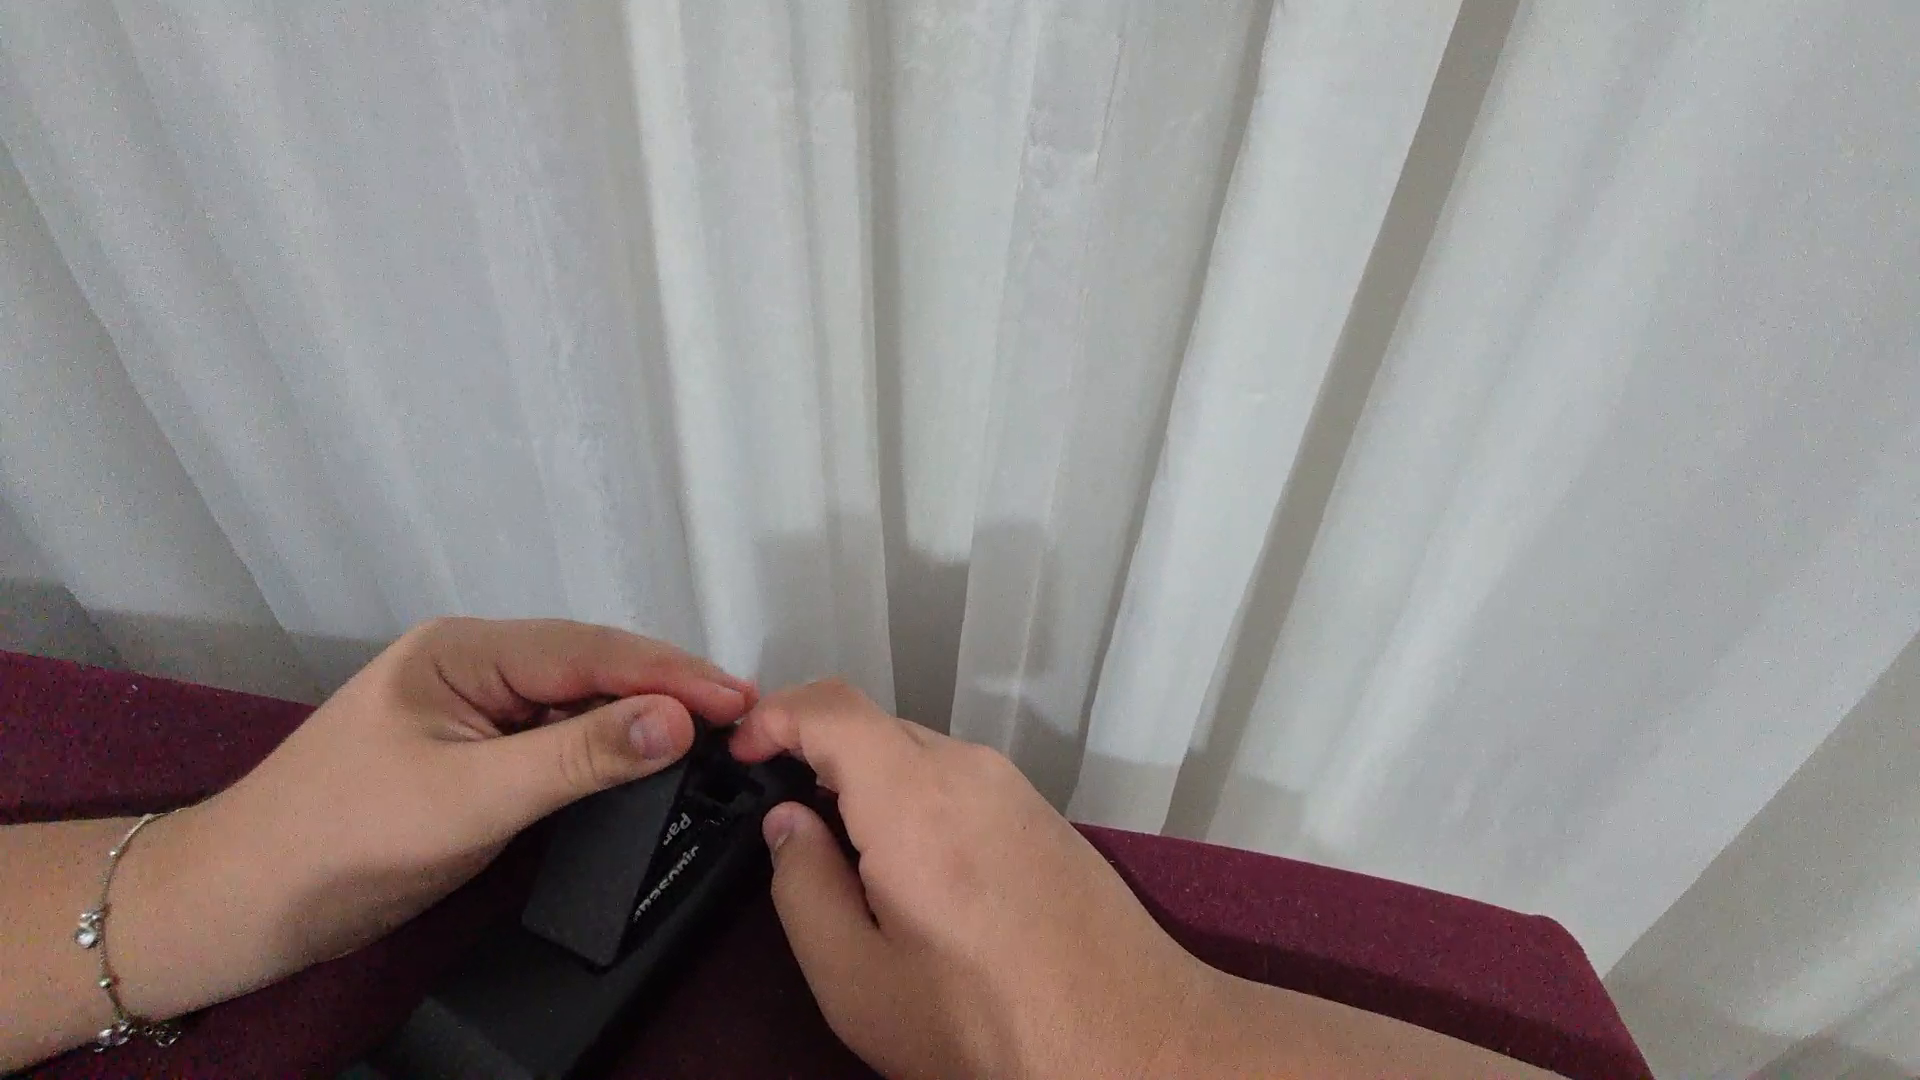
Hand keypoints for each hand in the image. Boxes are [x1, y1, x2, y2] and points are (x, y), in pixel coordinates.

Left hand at [117, 617, 754, 1018]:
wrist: (233, 911)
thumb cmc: (341, 846)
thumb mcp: (469, 800)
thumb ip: (579, 755)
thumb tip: (680, 721)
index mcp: (468, 650)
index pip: (592, 652)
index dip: (672, 675)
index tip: (740, 699)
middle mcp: (483, 660)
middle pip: (598, 663)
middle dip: (671, 685)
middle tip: (743, 710)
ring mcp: (487, 700)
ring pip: (588, 694)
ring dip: (650, 711)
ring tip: (717, 724)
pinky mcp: (490, 741)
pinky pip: (569, 728)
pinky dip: (617, 738)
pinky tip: (654, 747)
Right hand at [729, 679, 1213, 1079]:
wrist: (1133, 1036)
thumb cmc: (985, 1020)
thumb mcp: (858, 981)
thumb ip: (804, 887)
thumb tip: (785, 819)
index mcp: (913, 795)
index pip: (830, 707)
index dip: (774, 714)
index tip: (740, 750)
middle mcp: (964, 765)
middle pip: (872, 726)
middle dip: (815, 754)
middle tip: (786, 818)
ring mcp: (1008, 781)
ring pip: (912, 751)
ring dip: (866, 780)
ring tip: (848, 857)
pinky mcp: (1035, 804)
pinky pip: (952, 776)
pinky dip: (910, 794)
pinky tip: (914, 866)